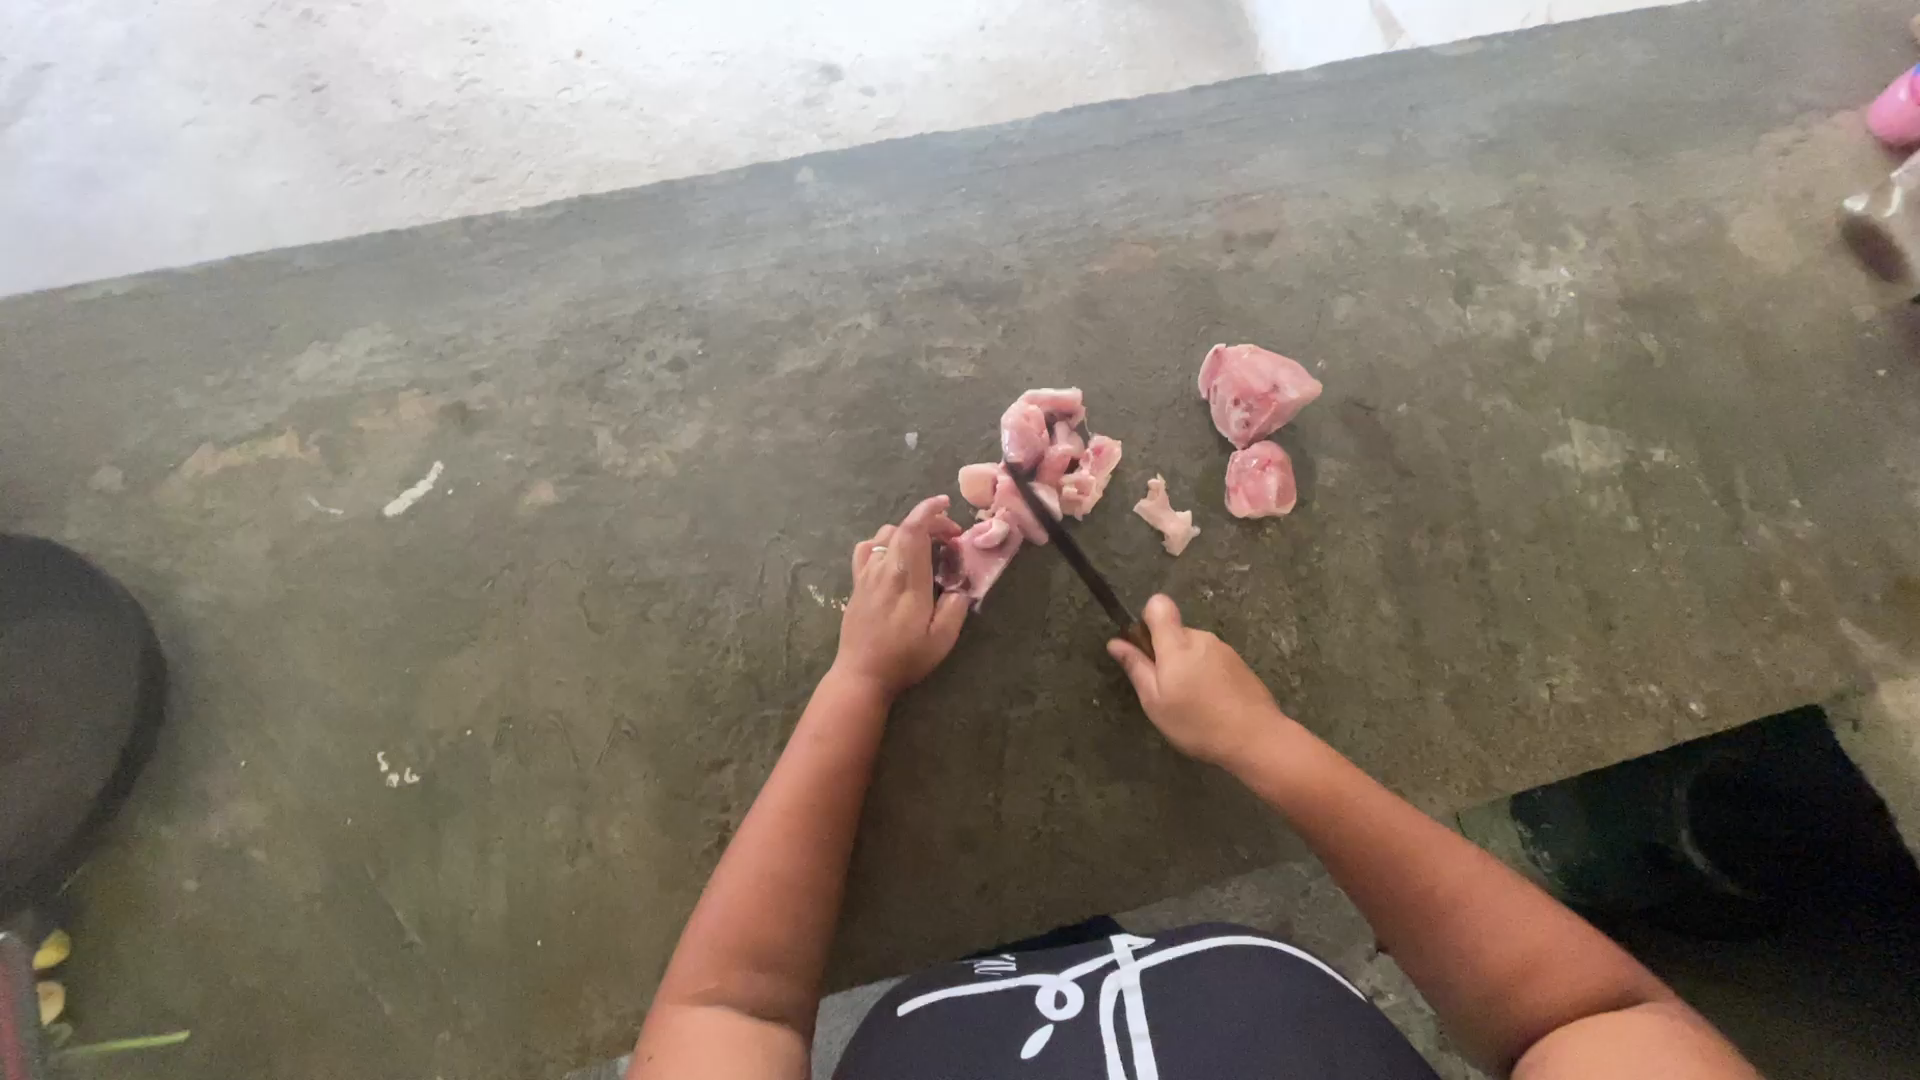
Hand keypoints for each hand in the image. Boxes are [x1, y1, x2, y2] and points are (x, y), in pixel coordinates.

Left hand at [832, 495, 969, 698]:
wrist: (861, 675)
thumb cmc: (904, 658)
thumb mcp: (942, 639)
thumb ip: (955, 607)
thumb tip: (960, 586)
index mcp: (907, 579)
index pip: (914, 529)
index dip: (929, 510)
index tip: (946, 504)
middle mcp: (884, 569)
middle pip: (903, 527)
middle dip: (929, 522)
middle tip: (951, 537)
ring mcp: (866, 575)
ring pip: (885, 535)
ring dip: (909, 532)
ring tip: (927, 547)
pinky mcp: (857, 583)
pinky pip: (867, 549)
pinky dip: (884, 542)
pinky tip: (894, 556)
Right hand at [1107, 594, 1289, 766]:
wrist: (1256, 738)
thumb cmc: (1197, 723)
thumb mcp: (1155, 702)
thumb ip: (1136, 667)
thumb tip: (1115, 642)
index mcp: (1177, 644)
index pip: (1158, 605)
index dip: (1147, 620)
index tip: (1146, 648)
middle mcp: (1201, 638)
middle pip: (1175, 632)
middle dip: (1166, 653)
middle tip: (1168, 690)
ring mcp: (1224, 649)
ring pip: (1194, 648)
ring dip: (1187, 666)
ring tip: (1193, 703)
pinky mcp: (1240, 663)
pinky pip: (1212, 660)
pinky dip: (1206, 675)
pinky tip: (1212, 704)